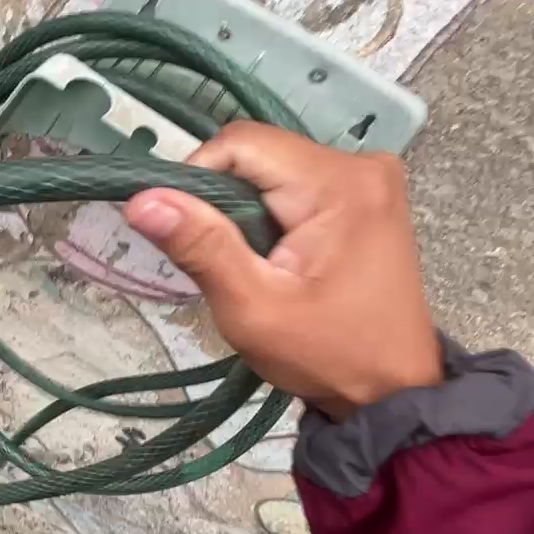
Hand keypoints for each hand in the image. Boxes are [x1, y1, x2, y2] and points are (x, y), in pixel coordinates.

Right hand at [124, 122, 442, 419]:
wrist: (391, 389)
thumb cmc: (325, 354)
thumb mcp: (251, 306)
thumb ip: (199, 246)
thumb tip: (142, 200)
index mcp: (340, 183)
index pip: (240, 143)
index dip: (194, 178)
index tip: (182, 232)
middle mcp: (361, 164)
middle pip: (255, 154)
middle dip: (219, 201)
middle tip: (218, 261)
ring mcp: (366, 179)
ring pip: (268, 171)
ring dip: (239, 212)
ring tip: (244, 266)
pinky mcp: (361, 197)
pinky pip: (289, 187)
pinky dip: (263, 218)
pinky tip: (267, 259)